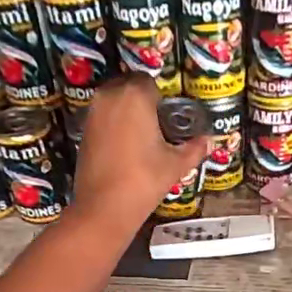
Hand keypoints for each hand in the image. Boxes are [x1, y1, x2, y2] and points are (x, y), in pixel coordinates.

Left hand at [68, 75, 208, 235]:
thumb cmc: (143, 181)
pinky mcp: (83, 131)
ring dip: (127, 113)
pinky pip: (104, 119)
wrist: (104, 208)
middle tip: (158, 126)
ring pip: (115, 102)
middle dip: (143, 102)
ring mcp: (93, 113)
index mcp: (135, 94)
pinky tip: (125, 148)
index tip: (170, 118)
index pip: (152, 83)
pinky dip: (114, 126)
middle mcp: (110, 95)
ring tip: (142, 138)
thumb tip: (209, 141)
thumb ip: (194, 148)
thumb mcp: (175, 165)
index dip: (163, 100)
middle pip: (130, 87)